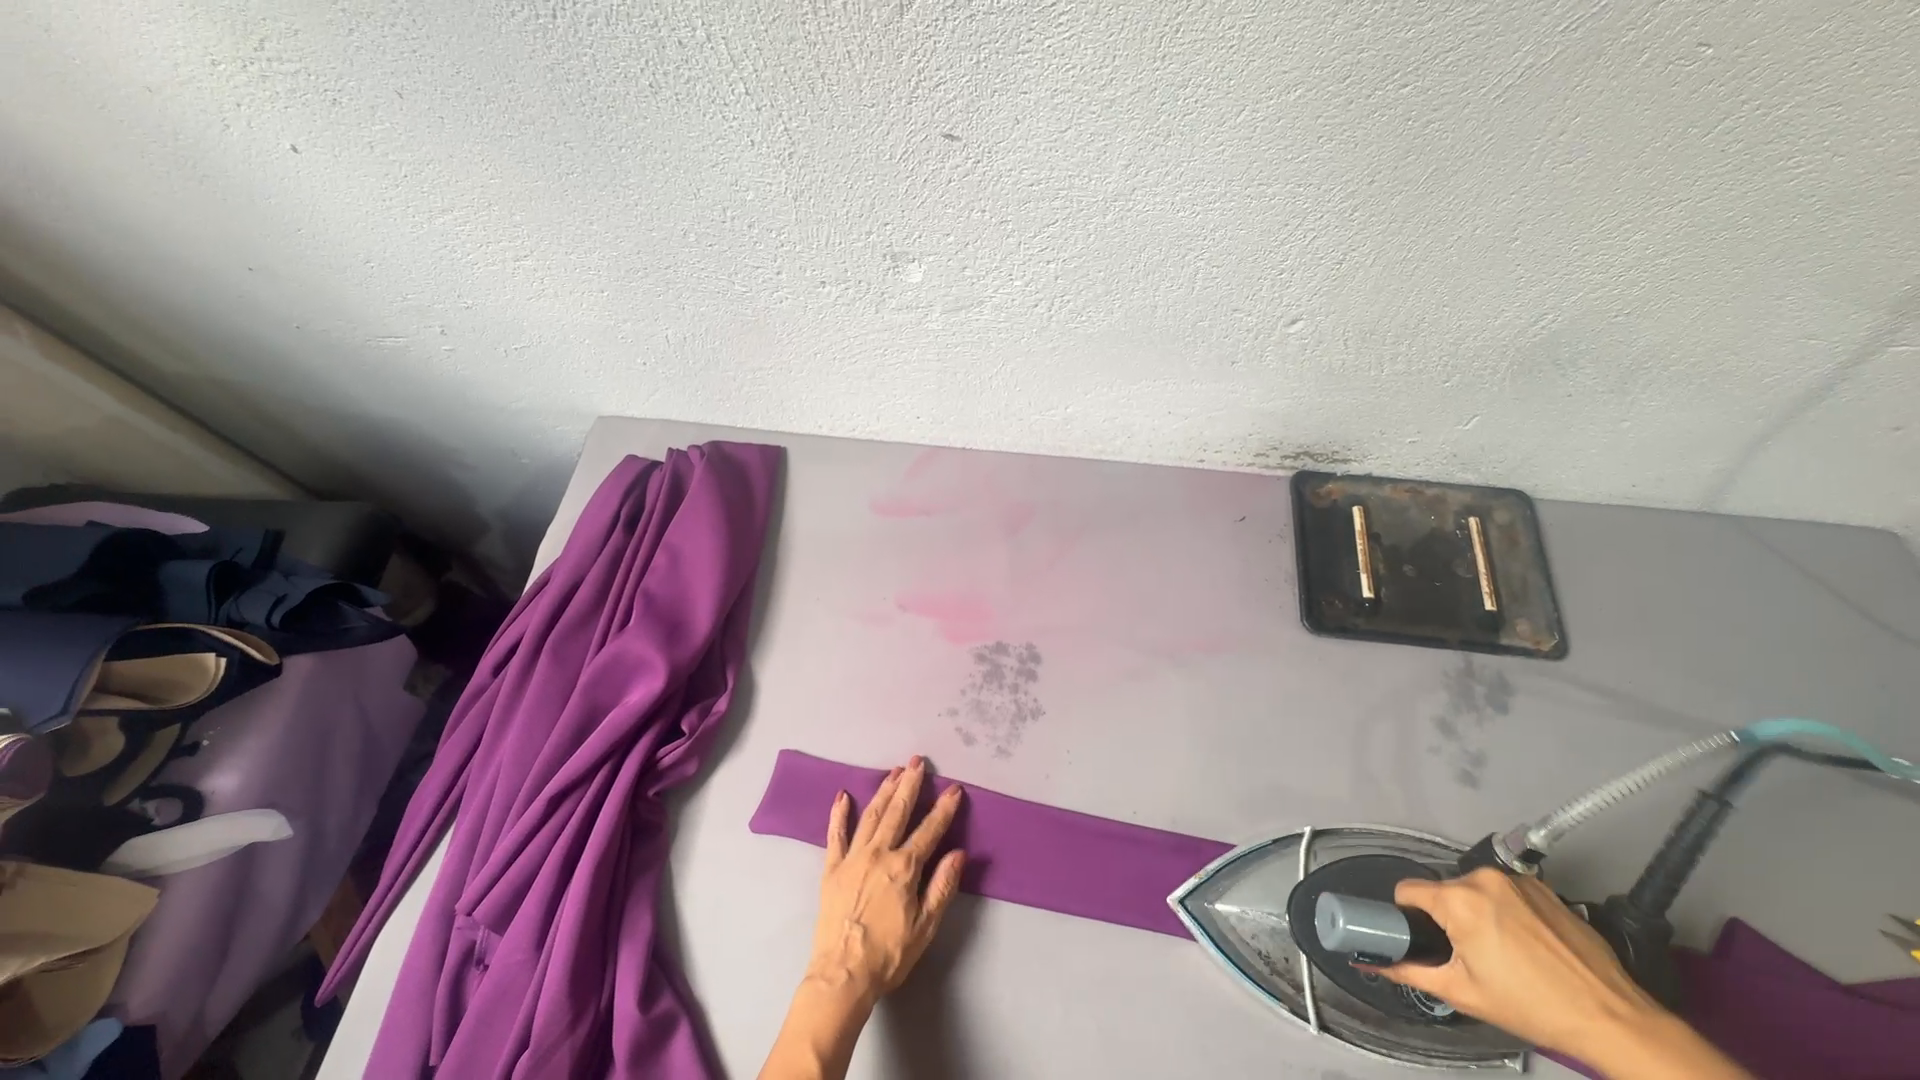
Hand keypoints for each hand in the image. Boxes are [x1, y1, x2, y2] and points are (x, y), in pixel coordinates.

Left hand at [805, 756, 966, 1003]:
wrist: (842, 974)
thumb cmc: (889, 954)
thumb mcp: (926, 926)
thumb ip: (942, 886)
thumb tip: (958, 853)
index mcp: (904, 867)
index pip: (930, 830)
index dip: (944, 808)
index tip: (954, 788)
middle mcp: (878, 854)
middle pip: (897, 812)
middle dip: (910, 784)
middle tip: (918, 761)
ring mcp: (852, 859)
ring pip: (870, 816)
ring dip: (884, 791)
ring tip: (894, 771)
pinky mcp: (831, 869)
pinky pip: (835, 835)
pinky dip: (839, 814)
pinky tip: (843, 796)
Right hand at [1378, 870, 1750, 1078]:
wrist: (1610, 1016)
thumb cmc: (1532, 1006)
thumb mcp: (1461, 993)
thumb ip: (1408, 971)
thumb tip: (1375, 964)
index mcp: (1458, 900)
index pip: (1407, 890)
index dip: (1407, 916)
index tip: (1421, 939)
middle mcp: (1485, 879)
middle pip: (1444, 890)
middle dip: (1446, 917)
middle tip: (1466, 955)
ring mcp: (1519, 881)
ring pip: (1476, 891)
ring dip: (1477, 912)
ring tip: (1500, 951)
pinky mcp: (1546, 889)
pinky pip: (1507, 893)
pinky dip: (1507, 911)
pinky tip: (1526, 944)